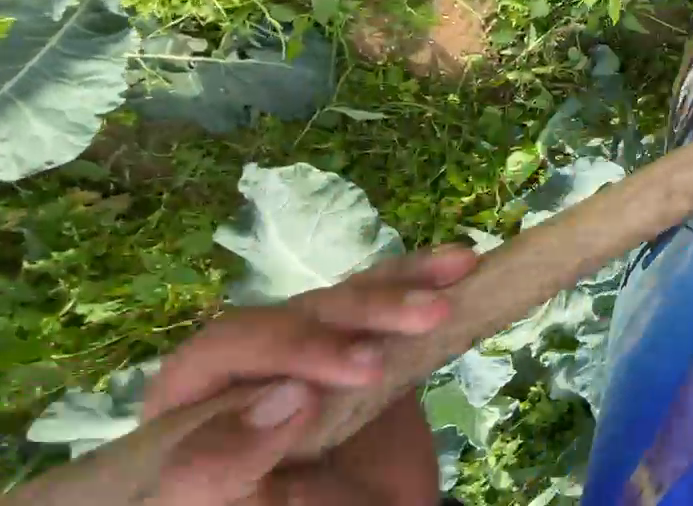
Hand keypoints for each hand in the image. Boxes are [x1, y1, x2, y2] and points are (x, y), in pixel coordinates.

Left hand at [140, 245, 477, 505]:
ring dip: (394, 296)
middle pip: (288, 317)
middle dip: (348, 323)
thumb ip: (223, 473)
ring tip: (441, 307)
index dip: (278, 355)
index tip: (334, 386)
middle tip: (395, 348)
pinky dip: (424, 275)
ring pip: (343, 300)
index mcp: (188, 415)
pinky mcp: (372, 336)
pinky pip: (390, 293)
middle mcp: (245, 371)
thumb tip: (283, 398)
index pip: (212, 357)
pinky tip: (460, 264)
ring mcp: (314, 349)